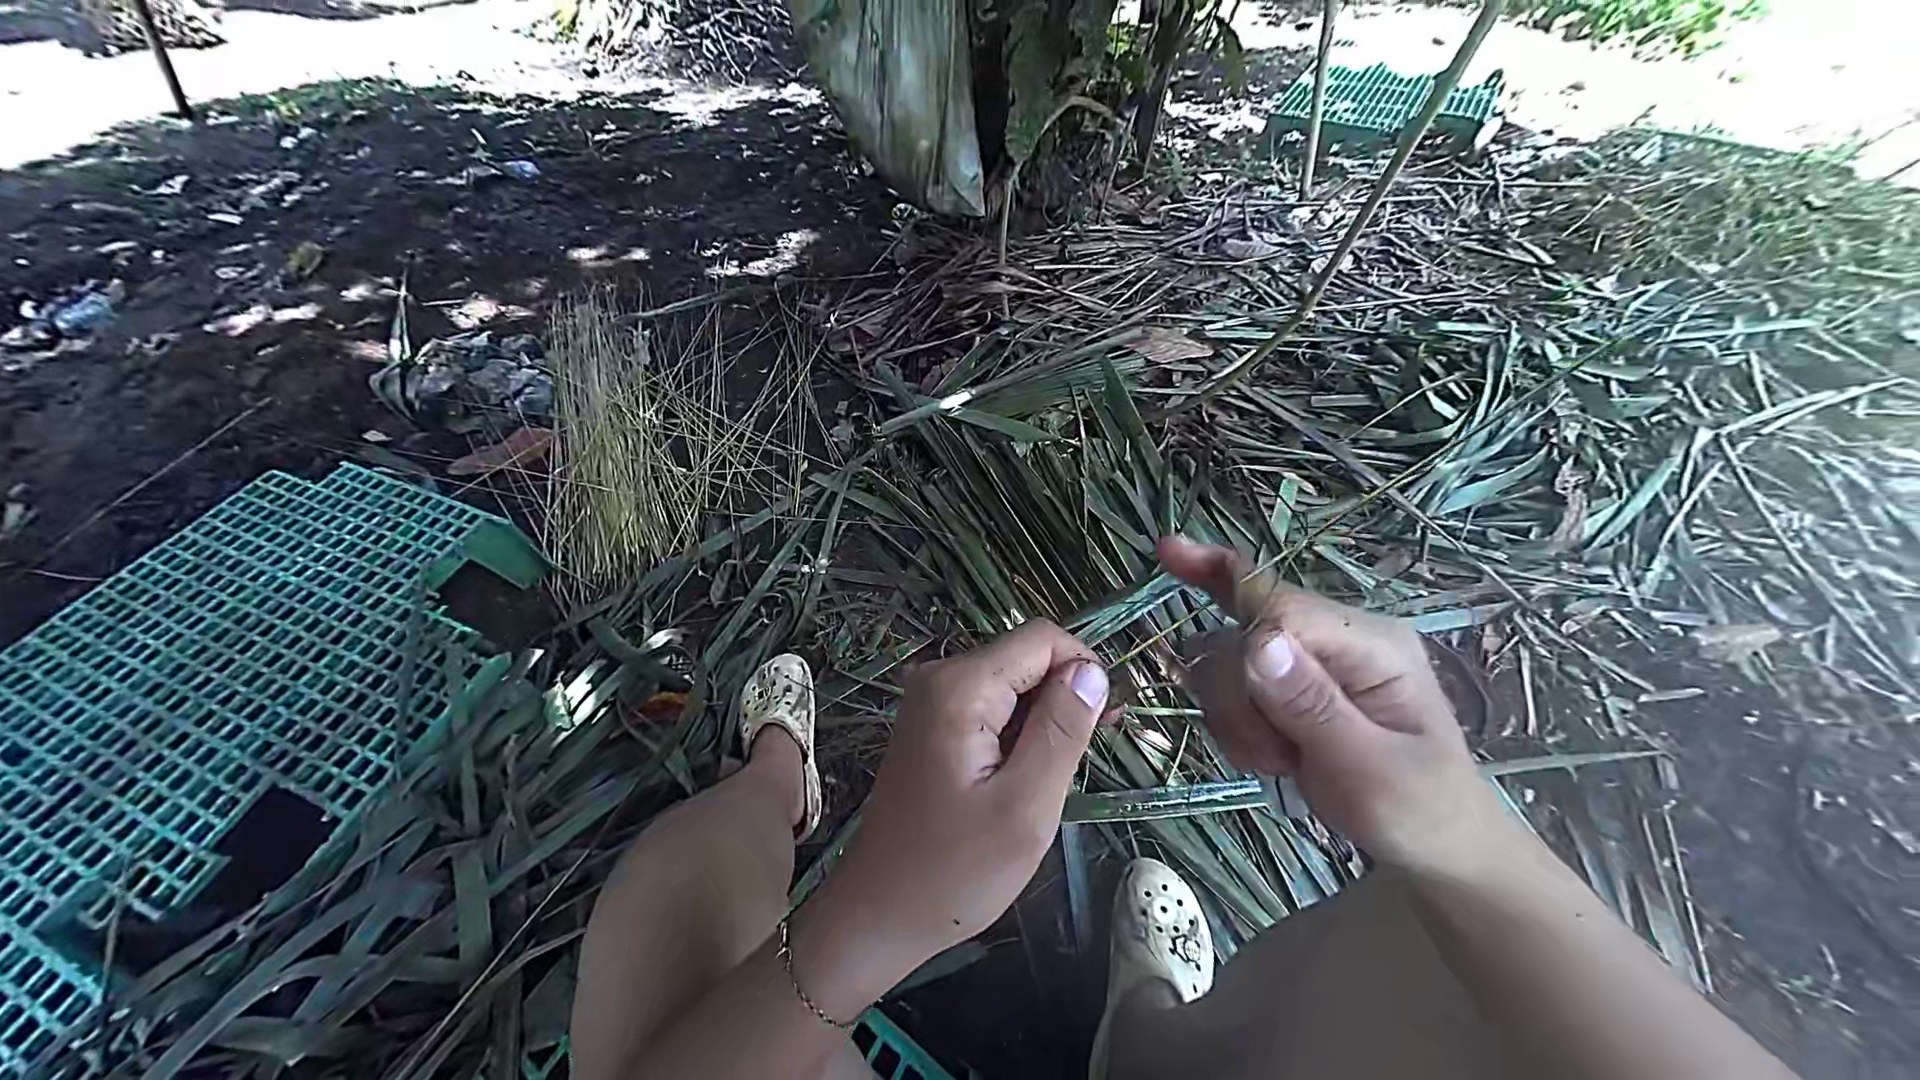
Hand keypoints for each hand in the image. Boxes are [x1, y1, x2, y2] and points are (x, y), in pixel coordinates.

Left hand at [791, 620, 1107, 1015]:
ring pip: (1013, 680)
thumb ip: (1061, 730)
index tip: (1101, 725)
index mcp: (960, 686)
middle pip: (1026, 656)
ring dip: (1044, 715)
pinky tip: (1023, 771)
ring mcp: (932, 697)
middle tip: (1078, 761)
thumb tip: (1092, 670)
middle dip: (1065, 695)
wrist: (879, 911)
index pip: (1042, 638)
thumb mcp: (1025, 807)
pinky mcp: (933, 719)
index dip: (1083, 670)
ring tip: (1049, 775)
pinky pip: (992, 702)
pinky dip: (1019, 727)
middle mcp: (940, 675)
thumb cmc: (954, 871)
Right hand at [1158, 536, 1510, 874]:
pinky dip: (1230, 722)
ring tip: (1279, 759)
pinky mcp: (1279, 679)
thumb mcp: (1372, 772)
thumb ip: (1312, 706)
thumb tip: (1258, 642)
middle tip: (1272, 755)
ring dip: (1233, 716)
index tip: (1167, 552)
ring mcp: (1301, 656)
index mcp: (1368, 642)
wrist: (1428, 845)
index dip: (1221, 581)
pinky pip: (1222, 682)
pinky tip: (1267, 752)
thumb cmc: (1416, 812)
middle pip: (1239, 633)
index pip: (1280, 605)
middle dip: (1236, 698)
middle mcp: (1329, 635)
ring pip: (1220, 659)